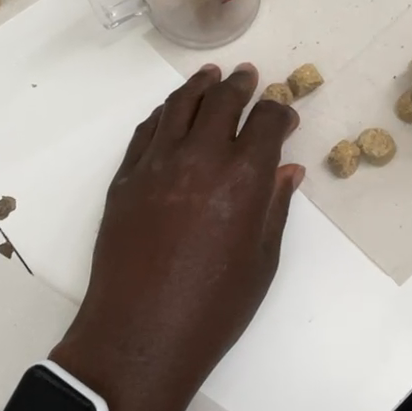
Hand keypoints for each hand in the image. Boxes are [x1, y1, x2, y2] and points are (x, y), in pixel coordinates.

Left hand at [51, 64, 302, 410]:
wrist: (140, 334)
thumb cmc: (214, 308)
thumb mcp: (261, 261)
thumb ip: (274, 206)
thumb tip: (286, 169)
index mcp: (243, 179)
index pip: (266, 122)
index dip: (279, 111)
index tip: (284, 114)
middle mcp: (200, 158)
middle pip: (222, 102)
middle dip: (241, 85)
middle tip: (249, 75)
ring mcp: (156, 165)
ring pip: (179, 106)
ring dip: (199, 86)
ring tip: (211, 75)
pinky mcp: (125, 178)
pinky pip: (146, 131)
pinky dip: (164, 114)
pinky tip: (171, 111)